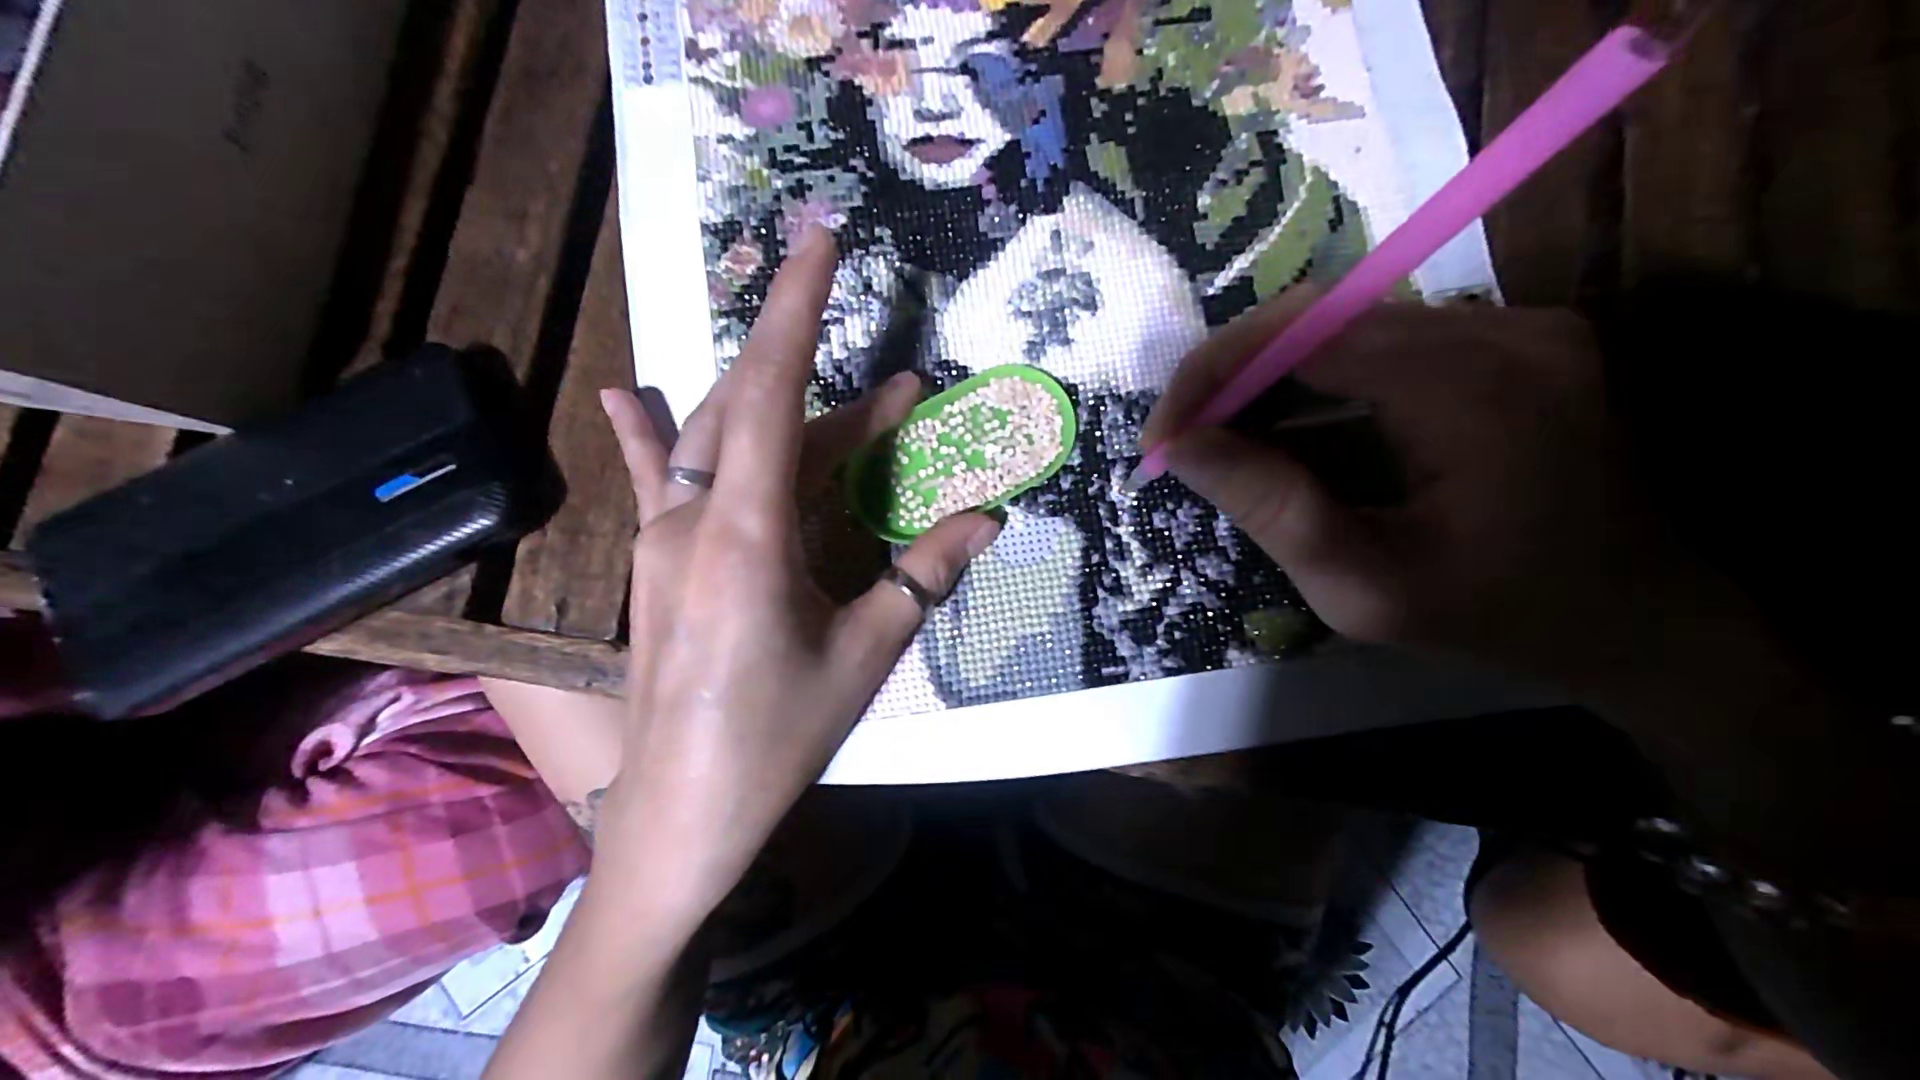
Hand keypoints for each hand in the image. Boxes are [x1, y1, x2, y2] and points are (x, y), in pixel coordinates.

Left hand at [591, 227, 998, 921]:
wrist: (680, 815)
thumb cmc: (778, 739)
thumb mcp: (864, 655)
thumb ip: (923, 576)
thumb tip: (990, 515)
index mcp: (744, 535)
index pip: (774, 392)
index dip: (798, 308)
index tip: (819, 239)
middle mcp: (692, 520)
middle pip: (756, 413)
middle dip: (829, 385)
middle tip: (907, 394)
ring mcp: (663, 541)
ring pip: (718, 443)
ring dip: (783, 414)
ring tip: (863, 415)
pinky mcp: (654, 566)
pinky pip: (659, 483)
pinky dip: (653, 435)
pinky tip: (627, 393)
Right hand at [1143, 290, 1699, 687]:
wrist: (1638, 621)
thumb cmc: (1497, 619)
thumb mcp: (1364, 589)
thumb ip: (1271, 509)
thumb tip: (1176, 446)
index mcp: (1473, 389)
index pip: (1306, 333)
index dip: (1215, 371)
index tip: (1162, 436)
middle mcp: (1499, 330)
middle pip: (1320, 317)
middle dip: (1229, 375)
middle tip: (1180, 441)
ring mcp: (1510, 327)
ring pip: (1341, 326)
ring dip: (1265, 378)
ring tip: (1220, 441)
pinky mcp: (1505, 341)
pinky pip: (1377, 343)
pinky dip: (1312, 382)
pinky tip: (1285, 430)